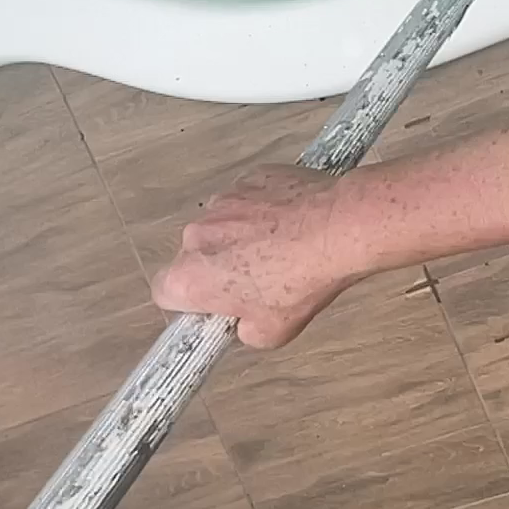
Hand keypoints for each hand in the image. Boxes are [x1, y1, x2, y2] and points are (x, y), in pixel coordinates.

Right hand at [151, 164, 360, 348]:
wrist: (340, 227)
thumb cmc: (305, 279)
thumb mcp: (271, 332)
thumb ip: (244, 328)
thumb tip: (246, 319)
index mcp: (188, 278)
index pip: (169, 293)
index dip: (196, 299)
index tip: (222, 302)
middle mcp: (196, 233)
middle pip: (199, 253)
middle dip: (223, 262)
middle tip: (264, 272)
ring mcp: (225, 198)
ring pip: (226, 220)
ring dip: (245, 230)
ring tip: (286, 242)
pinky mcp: (254, 176)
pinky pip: (253, 195)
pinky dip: (268, 204)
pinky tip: (295, 217)